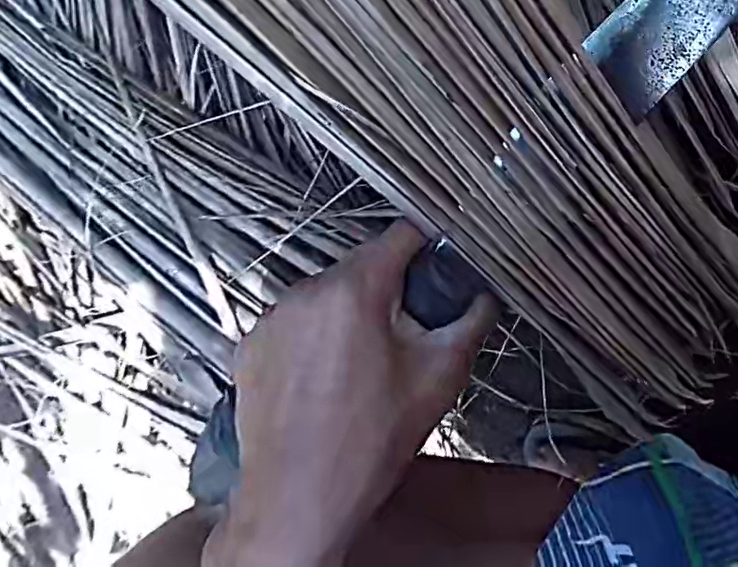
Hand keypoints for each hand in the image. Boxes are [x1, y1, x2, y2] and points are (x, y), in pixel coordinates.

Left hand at [204, 221, 497, 566]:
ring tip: (370, 351)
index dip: (431, 240)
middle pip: (367, 260)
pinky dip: (321, 328)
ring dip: (356, 304)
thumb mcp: (443, 372)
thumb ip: (474, 318)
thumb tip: (485, 294)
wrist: (298, 505)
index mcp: (356, 289)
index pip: (404, 233)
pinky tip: (333, 367)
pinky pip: (300, 316)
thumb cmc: (371, 439)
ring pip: (333, 287)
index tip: (444, 258)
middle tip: (411, 321)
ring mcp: (274, 318)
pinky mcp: (252, 345)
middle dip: (394, 281)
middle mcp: (309, 292)